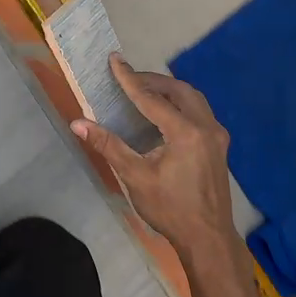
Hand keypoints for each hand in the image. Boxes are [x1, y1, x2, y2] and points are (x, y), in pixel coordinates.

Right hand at [71, 55, 234, 252]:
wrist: (207, 236)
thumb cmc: (169, 207)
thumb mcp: (134, 176)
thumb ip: (108, 145)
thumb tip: (78, 123)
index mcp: (186, 132)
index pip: (151, 98)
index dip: (129, 79)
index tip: (114, 60)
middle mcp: (206, 127)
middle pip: (179, 90)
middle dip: (152, 80)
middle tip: (127, 79)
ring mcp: (216, 136)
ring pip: (192, 99)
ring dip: (167, 90)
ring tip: (142, 92)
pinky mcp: (218, 145)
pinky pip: (197, 112)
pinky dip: (177, 104)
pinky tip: (161, 114)